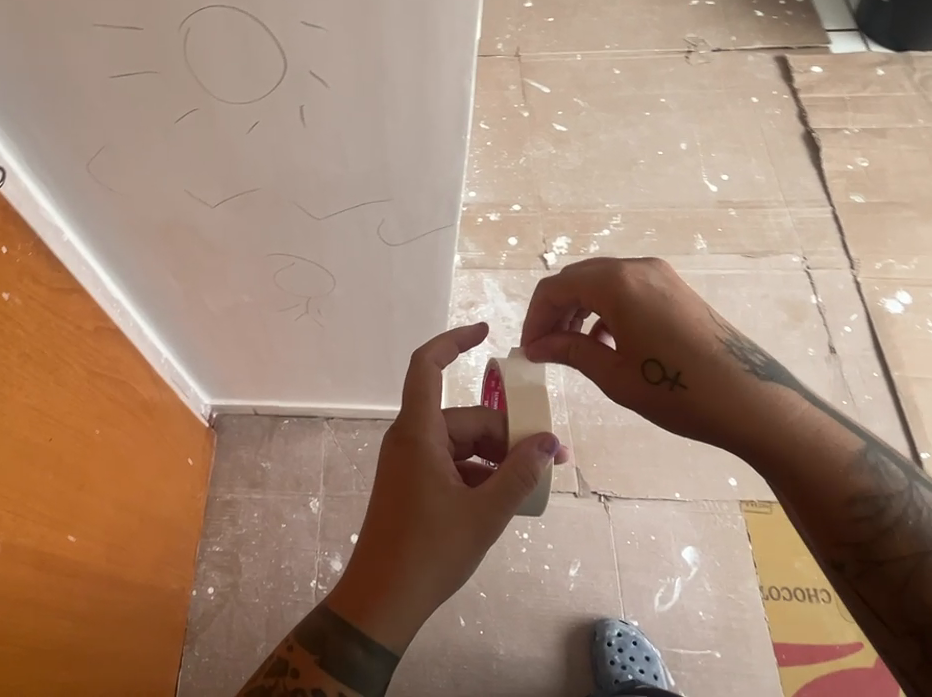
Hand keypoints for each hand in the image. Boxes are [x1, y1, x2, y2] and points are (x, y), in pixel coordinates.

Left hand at [323, 322, 565, 651]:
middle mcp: (410, 438)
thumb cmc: (429, 552)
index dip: (453, 341)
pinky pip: (451, 463)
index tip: (485, 332)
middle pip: (463, 417)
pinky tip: (506, 498)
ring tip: (532, 485)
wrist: (382, 599)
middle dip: (505, 433)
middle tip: (548, 459)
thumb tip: (549, 443)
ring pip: (460, 442)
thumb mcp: (485, 513)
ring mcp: (408, 461)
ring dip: (495, 458)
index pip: (427, 366)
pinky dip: (478, 474)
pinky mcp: (411, 483)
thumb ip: (519, 475)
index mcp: (418, 432)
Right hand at [519, 256, 799, 458]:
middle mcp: (636, 268)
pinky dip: (605, 308)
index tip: (529, 350)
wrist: (753, 402)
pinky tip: (606, 342)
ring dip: (579, 310)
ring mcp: (660, 276)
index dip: (535, 318)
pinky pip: (626, 289)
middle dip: (555, 311)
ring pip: (601, 283)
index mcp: (616, 283)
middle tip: (545, 348)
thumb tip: (537, 347)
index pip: (555, 288)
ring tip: (572, 347)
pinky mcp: (676, 289)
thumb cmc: (677, 391)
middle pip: (577, 279)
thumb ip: (570, 351)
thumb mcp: (614, 375)